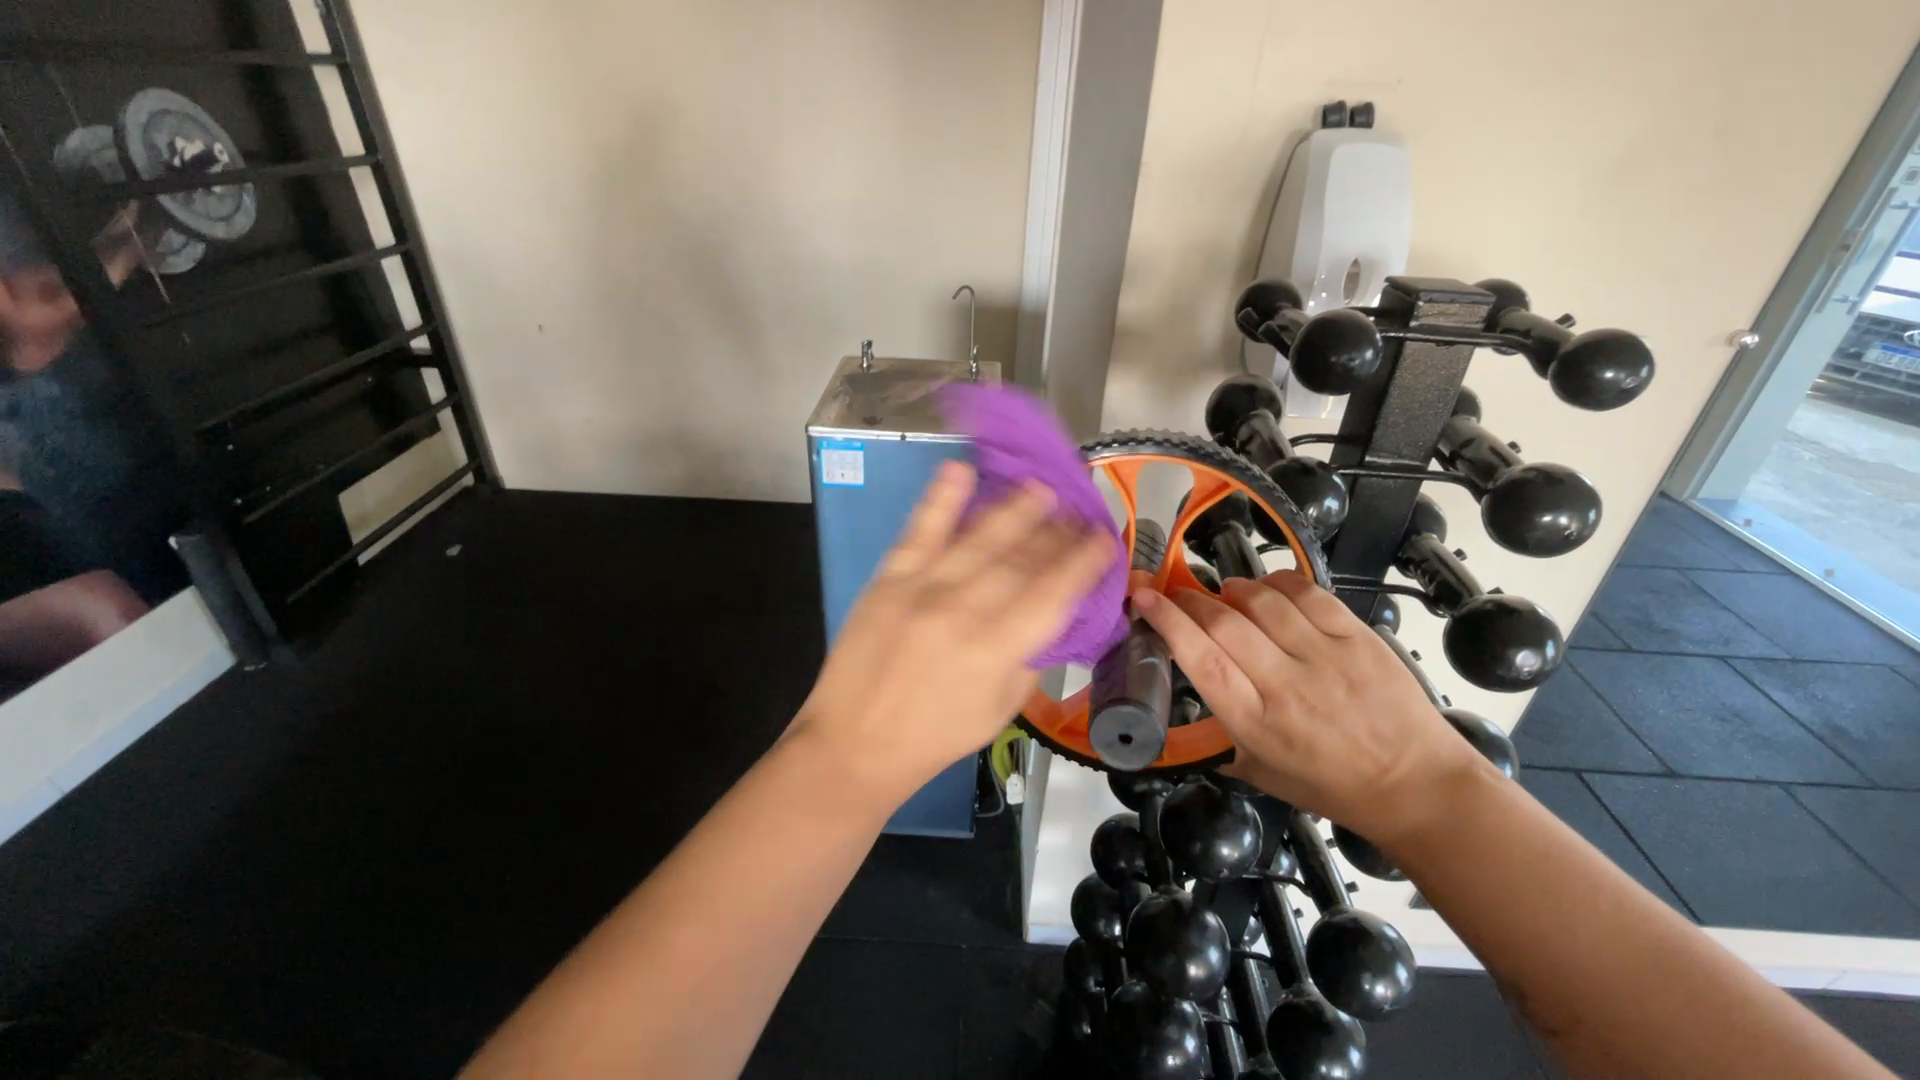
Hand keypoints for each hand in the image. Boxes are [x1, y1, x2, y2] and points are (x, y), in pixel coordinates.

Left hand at [790, 462, 1116, 806]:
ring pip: (979, 538)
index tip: (1104, 542)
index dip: (1084, 563)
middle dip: (1056, 533)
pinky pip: (920, 531)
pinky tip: (960, 469)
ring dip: (1015, 509)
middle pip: (1022, 559)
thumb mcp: (1001, 710)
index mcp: (997, 649)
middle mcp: (965, 610)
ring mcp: (923, 588)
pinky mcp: (889, 578)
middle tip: (1077, 514)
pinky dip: (940, 499)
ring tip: (1042, 489)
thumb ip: (1031, 659)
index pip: (1054, 592)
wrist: (856, 742)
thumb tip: (1055, 616)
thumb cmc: (936, 735)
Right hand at [1131, 572, 1491, 845]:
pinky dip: (1278, 583)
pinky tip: (1268, 589)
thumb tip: (1197, 703)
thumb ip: (1223, 737)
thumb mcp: (1262, 773)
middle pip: (1223, 622)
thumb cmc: (1332, 786)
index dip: (1166, 620)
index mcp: (1255, 723)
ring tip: (1225, 594)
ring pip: (1263, 601)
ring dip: (1232, 589)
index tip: (1142, 597)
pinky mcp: (1358, 636)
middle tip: (1177, 595)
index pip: (1199, 658)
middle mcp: (1285, 684)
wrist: (1415, 784)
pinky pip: (1308, 594)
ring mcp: (1325, 655)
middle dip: (1189, 599)